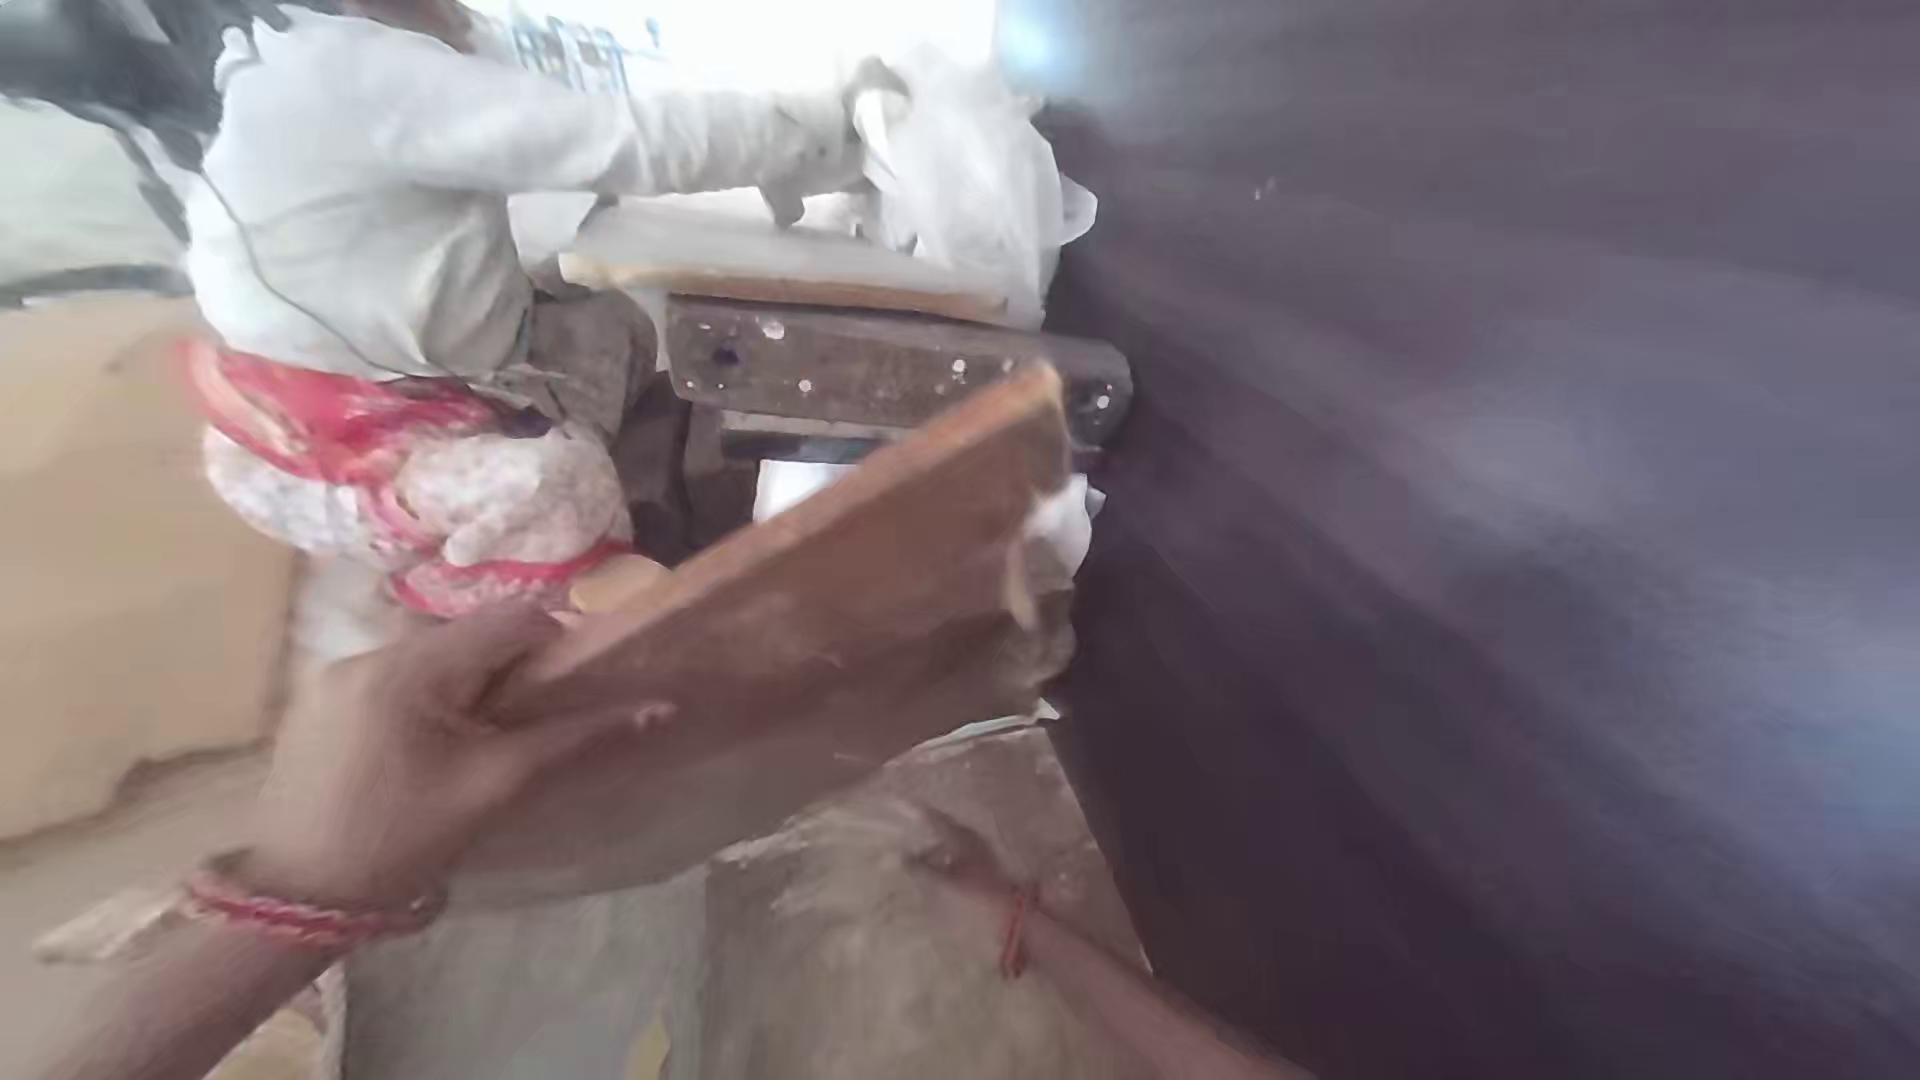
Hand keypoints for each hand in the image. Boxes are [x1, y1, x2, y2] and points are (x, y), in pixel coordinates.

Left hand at [243, 605, 668, 907]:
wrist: (291, 902)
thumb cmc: (404, 837)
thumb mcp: (501, 780)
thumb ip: (581, 732)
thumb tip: (662, 707)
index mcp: (409, 670)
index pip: (514, 618)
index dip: (558, 641)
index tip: (570, 684)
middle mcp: (370, 653)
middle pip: (479, 628)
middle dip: (520, 659)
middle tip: (536, 710)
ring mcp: (342, 669)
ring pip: (448, 644)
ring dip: (485, 670)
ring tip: (494, 722)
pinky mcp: (331, 690)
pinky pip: (413, 664)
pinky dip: (448, 681)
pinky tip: (448, 727)